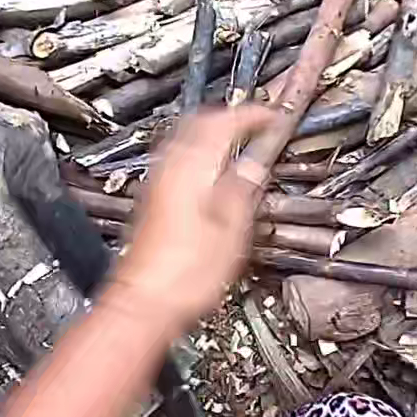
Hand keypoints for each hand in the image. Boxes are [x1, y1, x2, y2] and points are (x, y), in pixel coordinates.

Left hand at [102, 104, 277, 330]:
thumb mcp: (230, 230)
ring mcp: (156, 184)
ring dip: (211, 131)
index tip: (272, 115)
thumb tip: (254, 163)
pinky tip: (208, 169)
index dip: (251, 114)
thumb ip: (242, 189)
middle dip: (229, 116)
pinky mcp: (151, 200)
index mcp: (192, 170)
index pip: (223, 123)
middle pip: (198, 122)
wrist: (144, 302)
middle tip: (255, 121)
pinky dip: (197, 152)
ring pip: (184, 138)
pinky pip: (175, 159)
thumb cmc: (183, 275)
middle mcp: (168, 170)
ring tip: (236, 139)